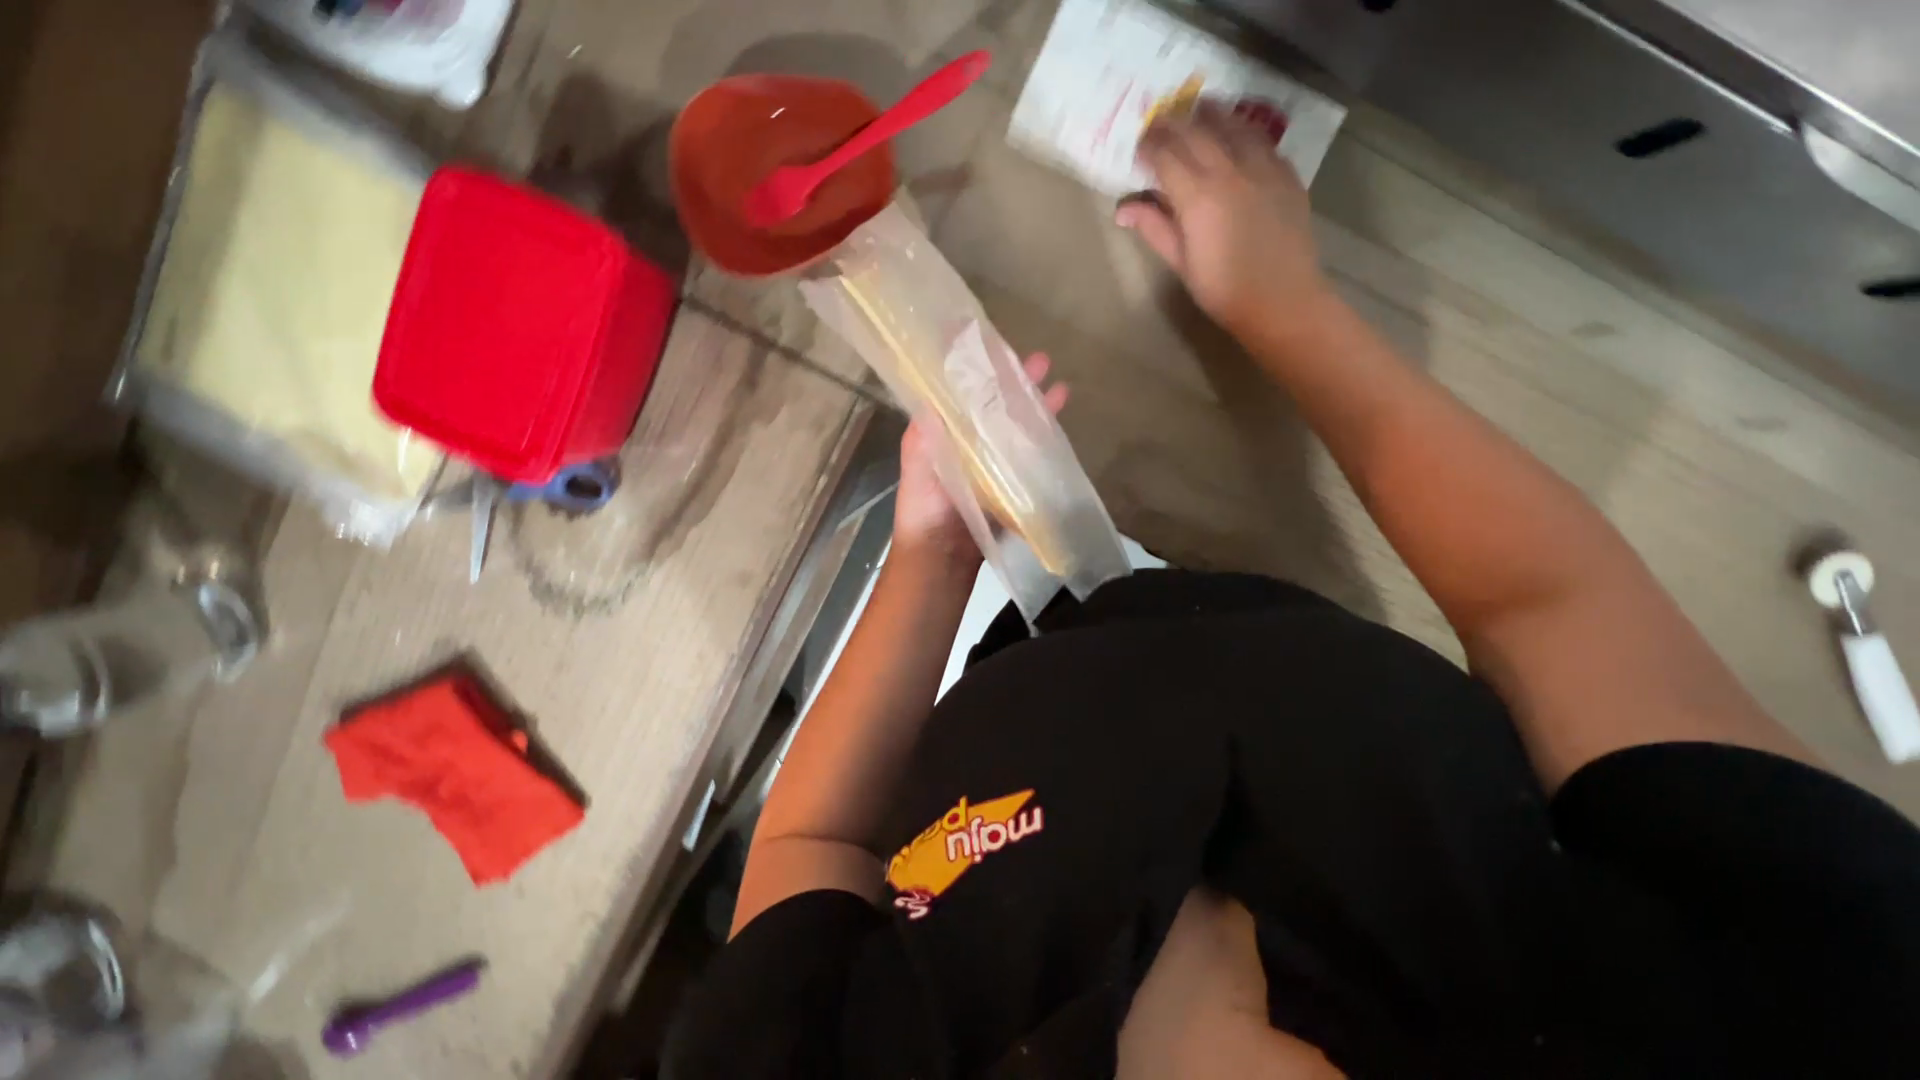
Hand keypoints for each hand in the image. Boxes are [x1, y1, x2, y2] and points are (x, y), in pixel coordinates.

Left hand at [892, 352, 1067, 568]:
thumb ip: (925, 437)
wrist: (942, 560)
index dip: (977, 369)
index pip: (960, 392)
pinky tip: (1060, 426)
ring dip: (1035, 407)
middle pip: (994, 405)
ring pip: (1015, 427)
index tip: (994, 345)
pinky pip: (1028, 457)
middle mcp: (967, 444)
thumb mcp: (917, 468)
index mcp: (941, 434)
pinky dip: (1044, 441)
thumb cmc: (923, 512)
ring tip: (1059, 386)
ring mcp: (990, 465)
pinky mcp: (1009, 485)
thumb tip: (934, 396)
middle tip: (1040, 360)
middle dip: (1016, 382)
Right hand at [1118, 101, 1331, 337]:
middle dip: (1174, 123)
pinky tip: (1239, 134)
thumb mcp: (1182, 263)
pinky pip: (1263, 142)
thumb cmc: (1224, 290)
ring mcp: (1263, 169)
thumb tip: (1123, 208)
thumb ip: (1154, 228)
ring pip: (1234, 126)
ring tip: (1200, 108)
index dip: (1148, 146)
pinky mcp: (1287, 175)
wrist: (1282, 301)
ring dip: (1213, 115)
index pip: (1165, 155)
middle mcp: (1230, 172)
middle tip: (1160, 119)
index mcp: (1198, 196)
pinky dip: (1245, 132)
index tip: (1138, 145)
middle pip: (1196, 133)